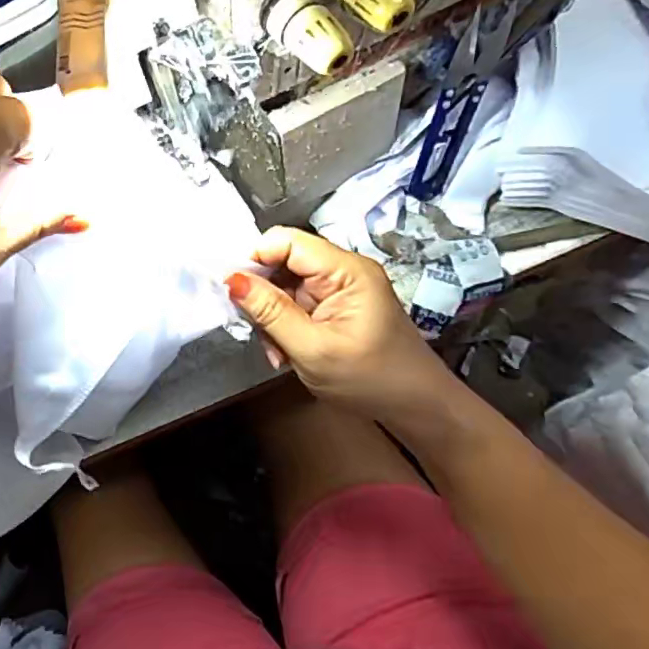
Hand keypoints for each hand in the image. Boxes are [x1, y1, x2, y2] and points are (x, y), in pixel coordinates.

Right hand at [225, 227, 454, 427]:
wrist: (416, 407)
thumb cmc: (372, 381)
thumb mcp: (313, 349)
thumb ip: (271, 312)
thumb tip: (232, 280)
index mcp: (346, 270)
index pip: (286, 241)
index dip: (255, 260)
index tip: (235, 293)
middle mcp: (342, 269)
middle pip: (282, 262)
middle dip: (263, 296)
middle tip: (260, 331)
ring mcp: (339, 288)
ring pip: (284, 286)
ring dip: (272, 317)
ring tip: (279, 352)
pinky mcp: (335, 305)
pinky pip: (296, 303)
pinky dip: (284, 326)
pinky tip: (287, 353)